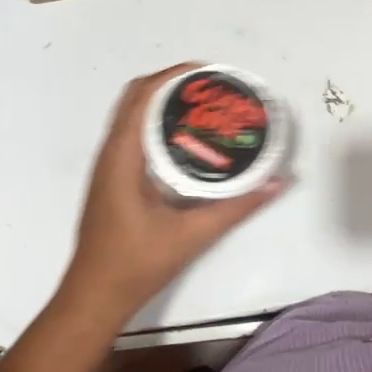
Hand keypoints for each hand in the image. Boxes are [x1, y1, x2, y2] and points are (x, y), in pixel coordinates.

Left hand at [57, 63, 286, 321]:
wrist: (94, 297)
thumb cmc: (135, 264)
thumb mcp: (192, 235)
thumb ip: (236, 207)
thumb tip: (277, 183)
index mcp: (122, 157)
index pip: (143, 95)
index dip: (175, 75)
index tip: (210, 73)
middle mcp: (110, 154)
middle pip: (136, 98)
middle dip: (173, 85)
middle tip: (213, 90)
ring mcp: (109, 167)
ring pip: (133, 117)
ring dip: (164, 104)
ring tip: (205, 108)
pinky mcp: (113, 180)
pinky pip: (134, 136)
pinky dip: (158, 126)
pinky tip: (188, 143)